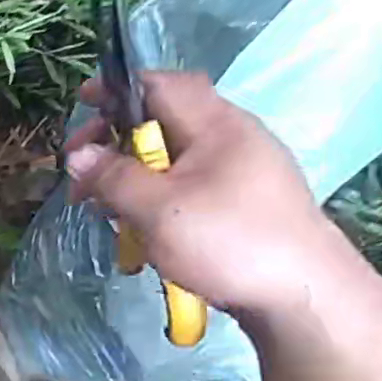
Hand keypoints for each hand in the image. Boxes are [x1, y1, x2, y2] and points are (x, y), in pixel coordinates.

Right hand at [64, 71, 362, 318]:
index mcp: (216, 125)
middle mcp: (231, 138)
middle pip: (162, 124)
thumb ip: (113, 177)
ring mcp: (240, 172)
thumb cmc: (227, 241)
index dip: (117, 90)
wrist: (303, 295)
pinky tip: (144, 235)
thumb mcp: (157, 209)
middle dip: (115, 147)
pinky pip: (187, 189)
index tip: (82, 108)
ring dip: (132, 182)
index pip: (161, 85)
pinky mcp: (241, 204)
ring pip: (171, 162)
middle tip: (82, 179)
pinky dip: (156, 202)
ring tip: (108, 213)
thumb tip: (78, 154)